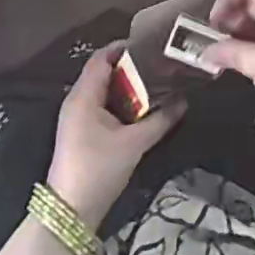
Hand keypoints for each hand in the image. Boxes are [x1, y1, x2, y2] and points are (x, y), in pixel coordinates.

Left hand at [46, 43, 185, 227]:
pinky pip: (101, 105)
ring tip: (157, 82)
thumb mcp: (134, 143)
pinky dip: (120, 101)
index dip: (124, 47)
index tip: (151, 45)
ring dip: (126, 85)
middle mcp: (77, 100)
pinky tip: (142, 108)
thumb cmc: (99, 169)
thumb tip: (184, 101)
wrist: (71, 210)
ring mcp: (77, 116)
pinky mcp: (81, 131)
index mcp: (84, 95)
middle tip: (160, 64)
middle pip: (103, 71)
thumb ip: (160, 120)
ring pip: (103, 90)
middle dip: (130, 66)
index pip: (101, 58)